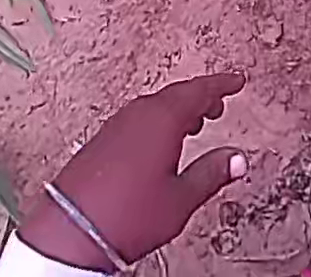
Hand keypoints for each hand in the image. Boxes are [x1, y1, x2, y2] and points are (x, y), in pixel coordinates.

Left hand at [18, 73, 248, 269]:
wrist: (72, 229)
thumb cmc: (126, 214)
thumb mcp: (180, 199)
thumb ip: (211, 173)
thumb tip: (238, 159)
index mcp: (163, 118)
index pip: (200, 89)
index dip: (222, 83)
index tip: (237, 80)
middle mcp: (141, 112)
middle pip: (179, 94)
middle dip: (202, 96)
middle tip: (220, 101)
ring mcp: (120, 122)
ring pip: (159, 104)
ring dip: (181, 108)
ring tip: (197, 121)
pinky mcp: (106, 135)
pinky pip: (141, 115)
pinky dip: (160, 119)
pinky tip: (163, 139)